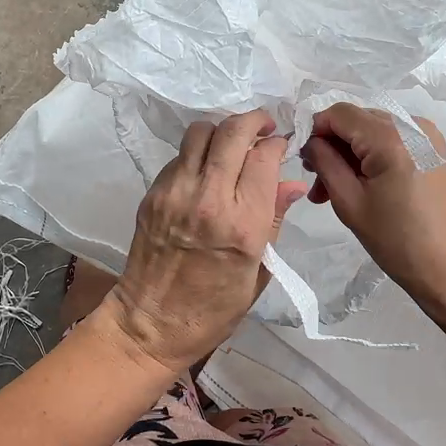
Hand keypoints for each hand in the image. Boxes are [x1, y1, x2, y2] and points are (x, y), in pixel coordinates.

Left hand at [105, 111, 309, 371]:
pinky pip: (180, 156)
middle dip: (253, 121)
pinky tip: (205, 171)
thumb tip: (293, 183)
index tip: (281, 144)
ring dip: (221, 132)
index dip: (277, 143)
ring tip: (230, 145)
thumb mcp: (259, 270)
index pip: (264, 157)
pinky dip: (197, 154)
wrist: (152, 323)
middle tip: (262, 127)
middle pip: (232, 132)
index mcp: (243, 224)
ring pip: (201, 132)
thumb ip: (274, 218)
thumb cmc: (215, 307)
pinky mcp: (154, 193)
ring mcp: (176, 192)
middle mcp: (209, 199)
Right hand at [301, 103, 445, 313]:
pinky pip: (391, 138)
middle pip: (356, 119)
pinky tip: (363, 184)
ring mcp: (427, 134)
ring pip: (372, 129)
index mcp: (391, 137)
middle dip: (332, 145)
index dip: (315, 131)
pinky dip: (372, 154)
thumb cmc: (398, 241)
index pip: (339, 113)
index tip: (304, 161)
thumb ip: (324, 162)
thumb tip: (310, 140)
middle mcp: (412, 125)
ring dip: (350, 153)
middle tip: (318, 184)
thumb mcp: (349, 202)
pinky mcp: (433, 147)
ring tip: (335, 191)